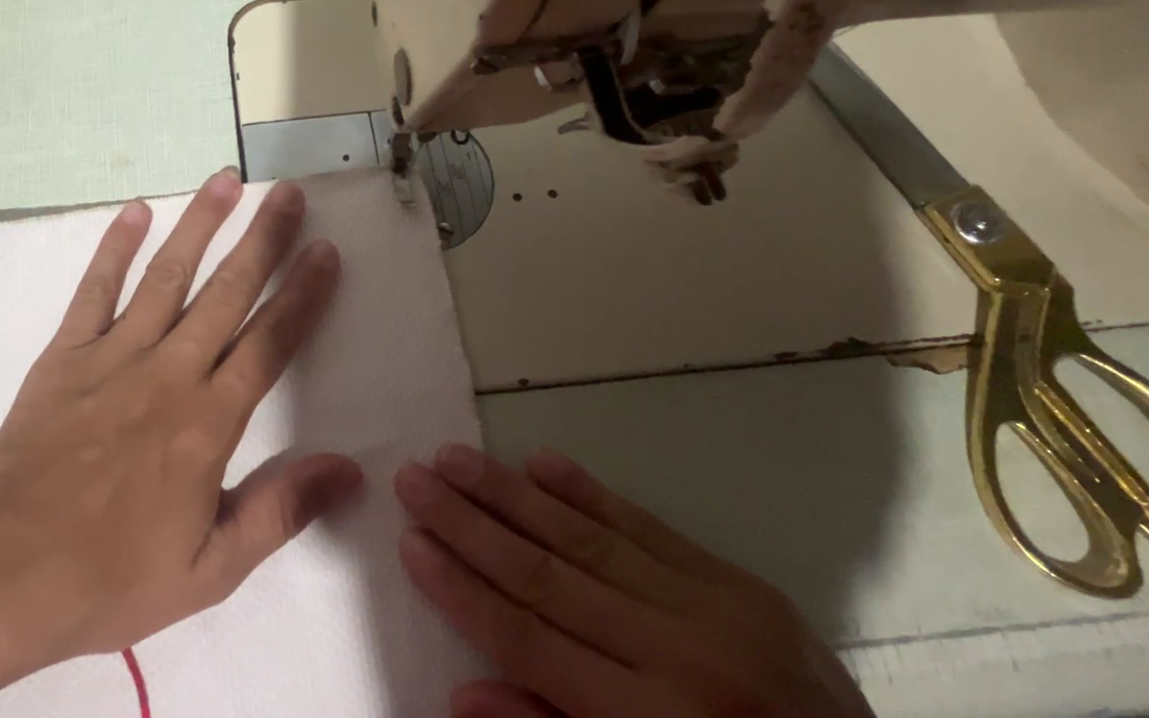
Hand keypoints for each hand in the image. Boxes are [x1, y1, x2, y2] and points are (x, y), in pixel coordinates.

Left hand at [0, 169, 362, 681]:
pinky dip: (114, 248)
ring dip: (198, 225)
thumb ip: (281, 512)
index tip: (325, 250)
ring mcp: (112, 357)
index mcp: (208, 423)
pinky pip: (93, 291)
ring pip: (167, 277)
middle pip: (226, 294)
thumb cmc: (112, 578)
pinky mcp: (64, 356)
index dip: (302, 295)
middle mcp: (167, 374)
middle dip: (262, 239)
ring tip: (225, 180)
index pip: (269, 344)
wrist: (3, 576)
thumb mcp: (211, 569)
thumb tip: (350, 468)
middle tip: (288, 193)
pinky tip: (134, 211)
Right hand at [395, 445, 874, 717]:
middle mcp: (675, 654)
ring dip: (512, 493)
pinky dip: (589, 493)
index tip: (409, 542)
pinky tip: (542, 461)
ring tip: (455, 457)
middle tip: (414, 478)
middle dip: (469, 523)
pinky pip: (648, 527)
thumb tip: (462, 691)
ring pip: (586, 537)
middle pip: (545, 575)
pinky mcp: (738, 582)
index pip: (526, 638)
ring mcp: (711, 608)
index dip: (460, 588)